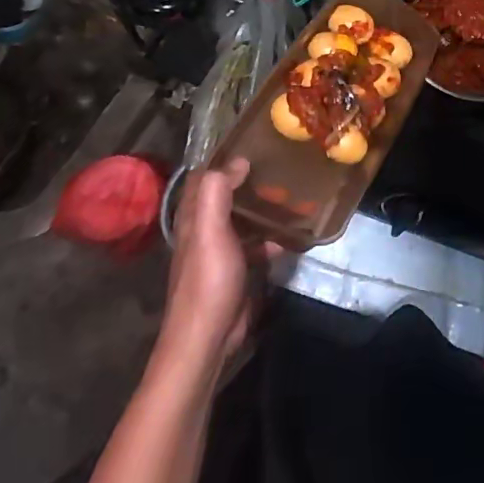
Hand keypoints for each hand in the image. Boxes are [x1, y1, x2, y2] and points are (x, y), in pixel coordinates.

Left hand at [164, 159, 280, 361]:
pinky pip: (254, 245)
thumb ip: (218, 191)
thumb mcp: (209, 229)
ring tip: (290, 193)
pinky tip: (289, 237)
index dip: (223, 158)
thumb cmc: (208, 279)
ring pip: (241, 219)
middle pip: (224, 196)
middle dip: (247, 181)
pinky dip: (269, 238)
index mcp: (192, 216)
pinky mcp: (235, 272)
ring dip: (260, 208)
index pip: (203, 176)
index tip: (253, 144)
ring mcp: (219, 252)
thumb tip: (238, 161)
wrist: (207, 338)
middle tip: (279, 166)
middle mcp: (202, 229)